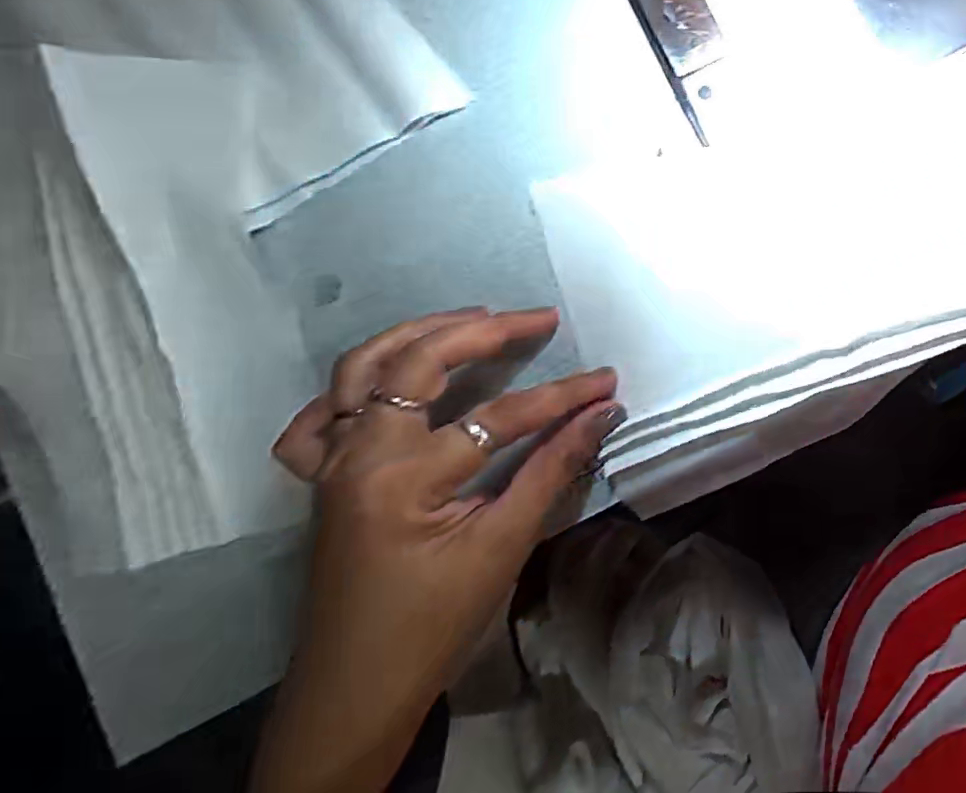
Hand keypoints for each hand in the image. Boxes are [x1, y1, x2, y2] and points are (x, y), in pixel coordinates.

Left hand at [253, 307, 625, 792]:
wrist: (356, 685)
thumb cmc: (436, 618)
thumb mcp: (506, 542)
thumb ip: (554, 467)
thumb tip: (604, 413)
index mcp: (404, 478)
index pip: (502, 415)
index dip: (564, 395)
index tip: (609, 381)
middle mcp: (358, 456)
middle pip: (417, 365)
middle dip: (485, 333)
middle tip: (539, 319)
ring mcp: (330, 465)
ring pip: (359, 373)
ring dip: (418, 336)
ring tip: (474, 320)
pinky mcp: (322, 481)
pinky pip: (318, 420)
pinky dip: (352, 388)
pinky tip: (389, 382)